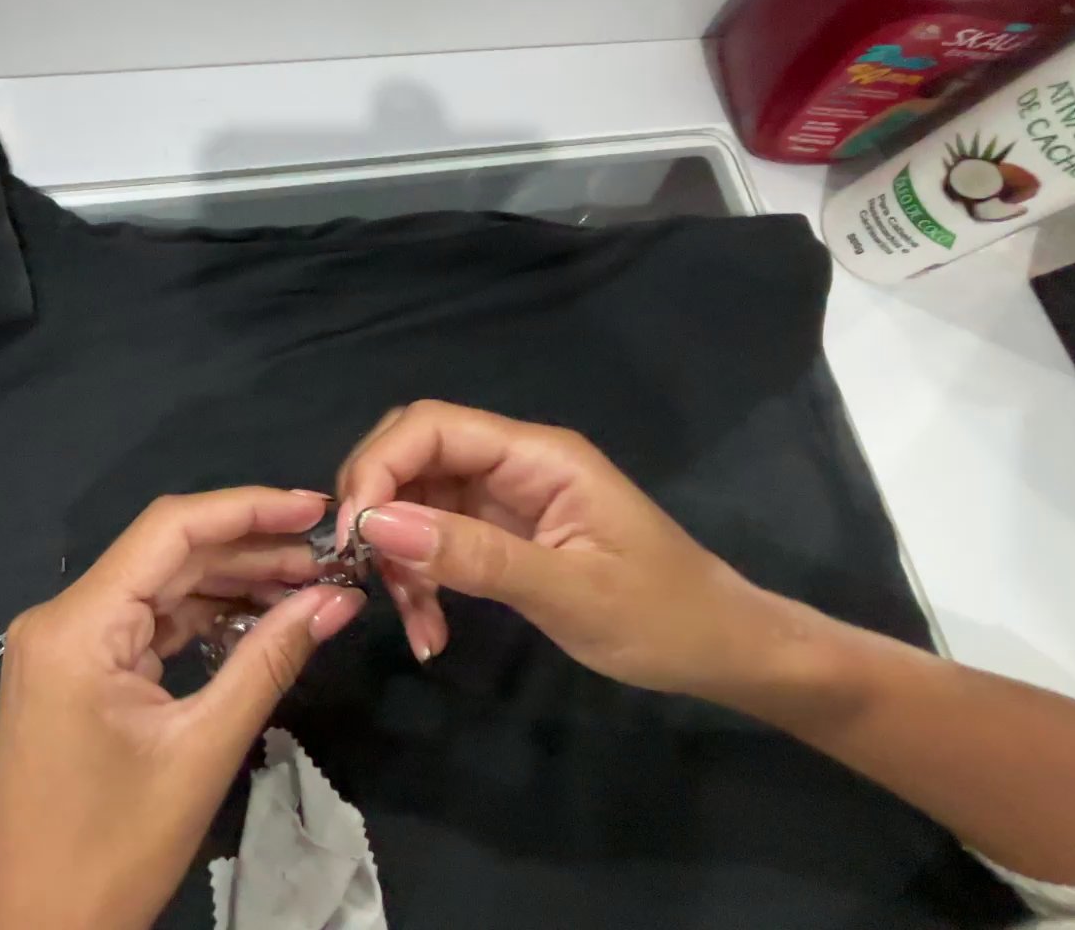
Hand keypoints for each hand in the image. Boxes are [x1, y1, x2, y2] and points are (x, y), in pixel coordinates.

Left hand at [0, 488, 365, 929]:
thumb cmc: (111, 850)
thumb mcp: (203, 749)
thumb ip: (270, 660)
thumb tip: (338, 599)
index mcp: (79, 624)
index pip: (170, 530)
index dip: (248, 508)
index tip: (315, 508)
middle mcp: (65, 616)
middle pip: (169, 554)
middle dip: (251, 549)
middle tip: (327, 555)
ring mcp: (67, 642)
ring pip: (162, 586)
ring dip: (232, 582)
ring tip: (308, 585)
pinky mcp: (79, 668)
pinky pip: (150, 622)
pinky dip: (204, 617)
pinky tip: (259, 618)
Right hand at [336, 401, 804, 696]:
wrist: (719, 650)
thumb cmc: (663, 617)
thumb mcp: (571, 592)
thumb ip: (474, 556)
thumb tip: (376, 525)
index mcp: (538, 455)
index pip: (432, 425)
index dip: (380, 466)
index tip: (354, 533)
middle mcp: (511, 463)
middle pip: (412, 454)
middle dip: (378, 509)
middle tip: (369, 572)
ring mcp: (500, 497)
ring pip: (413, 501)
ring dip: (397, 557)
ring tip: (416, 621)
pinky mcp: (496, 532)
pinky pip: (433, 540)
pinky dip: (418, 579)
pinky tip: (429, 627)